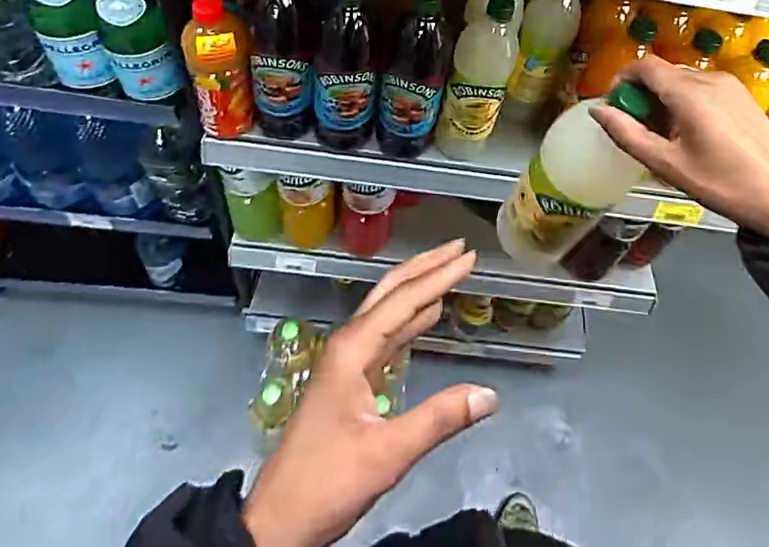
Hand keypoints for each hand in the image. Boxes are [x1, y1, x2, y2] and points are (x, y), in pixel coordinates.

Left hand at [242, 241, 499, 546]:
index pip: (404, 299)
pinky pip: (386, 337)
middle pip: (391, 292)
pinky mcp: (351, 380)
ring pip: (388, 311)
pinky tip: (428, 316)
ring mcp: (348, 361)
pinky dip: (410, 320)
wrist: (279, 519)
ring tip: (450, 271)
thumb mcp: (386, 455)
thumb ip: (438, 420)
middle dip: (426, 267)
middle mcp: (349, 344)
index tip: (469, 257)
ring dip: (420, 289)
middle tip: (460, 250)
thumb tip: (489, 394)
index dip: (439, 275)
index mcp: (352, 349)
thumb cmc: (326, 481)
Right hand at [590, 56, 768, 236]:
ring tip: (667, 137)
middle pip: (662, 73)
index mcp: (689, 93)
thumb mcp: (668, 165)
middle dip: (643, 95)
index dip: (622, 80)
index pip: (644, 65)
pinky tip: (692, 134)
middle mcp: (709, 79)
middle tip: (639, 128)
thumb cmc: (726, 184)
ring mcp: (728, 85)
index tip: (615, 105)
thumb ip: (628, 134)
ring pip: (681, 80)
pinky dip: (685, 102)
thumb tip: (598, 111)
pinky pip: (701, 87)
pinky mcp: (741, 94)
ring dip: (664, 99)